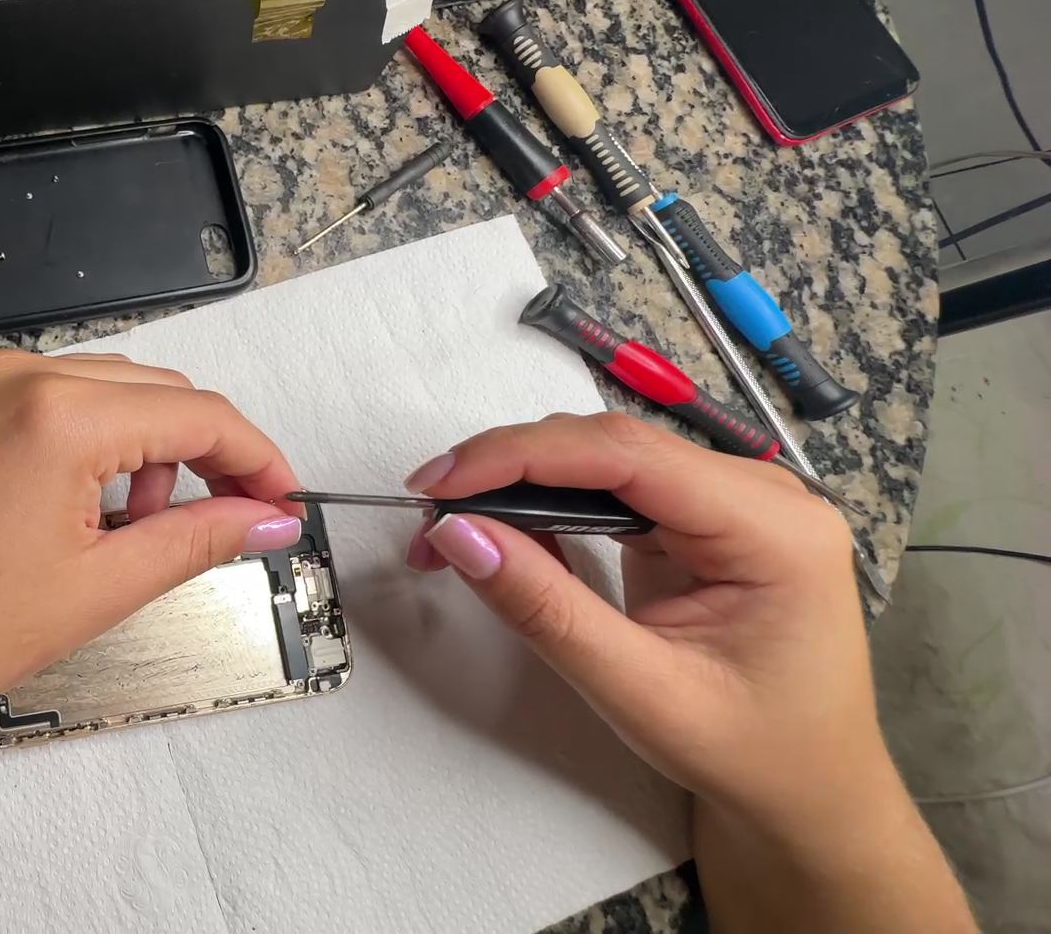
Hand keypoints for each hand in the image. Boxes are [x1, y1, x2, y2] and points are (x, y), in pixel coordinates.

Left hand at [0, 349, 304, 757]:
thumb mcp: (98, 588)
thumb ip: (198, 539)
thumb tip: (267, 519)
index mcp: (58, 413)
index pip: (196, 414)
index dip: (256, 457)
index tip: (283, 498)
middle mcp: (21, 374)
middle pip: (159, 392)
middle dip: (207, 453)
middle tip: (234, 516)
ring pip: (113, 391)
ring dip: (151, 447)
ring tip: (139, 525)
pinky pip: (62, 397)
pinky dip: (99, 439)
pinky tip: (92, 501)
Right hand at [401, 413, 875, 829]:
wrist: (807, 790)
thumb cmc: (747, 751)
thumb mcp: (638, 691)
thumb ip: (544, 607)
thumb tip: (453, 532)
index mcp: (771, 528)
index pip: (620, 453)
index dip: (515, 455)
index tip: (434, 487)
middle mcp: (753, 492)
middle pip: (599, 445)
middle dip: (501, 471)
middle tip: (429, 522)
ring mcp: (721, 498)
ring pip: (589, 456)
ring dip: (509, 484)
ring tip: (452, 532)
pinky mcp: (688, 514)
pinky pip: (595, 483)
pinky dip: (534, 501)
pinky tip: (499, 532)